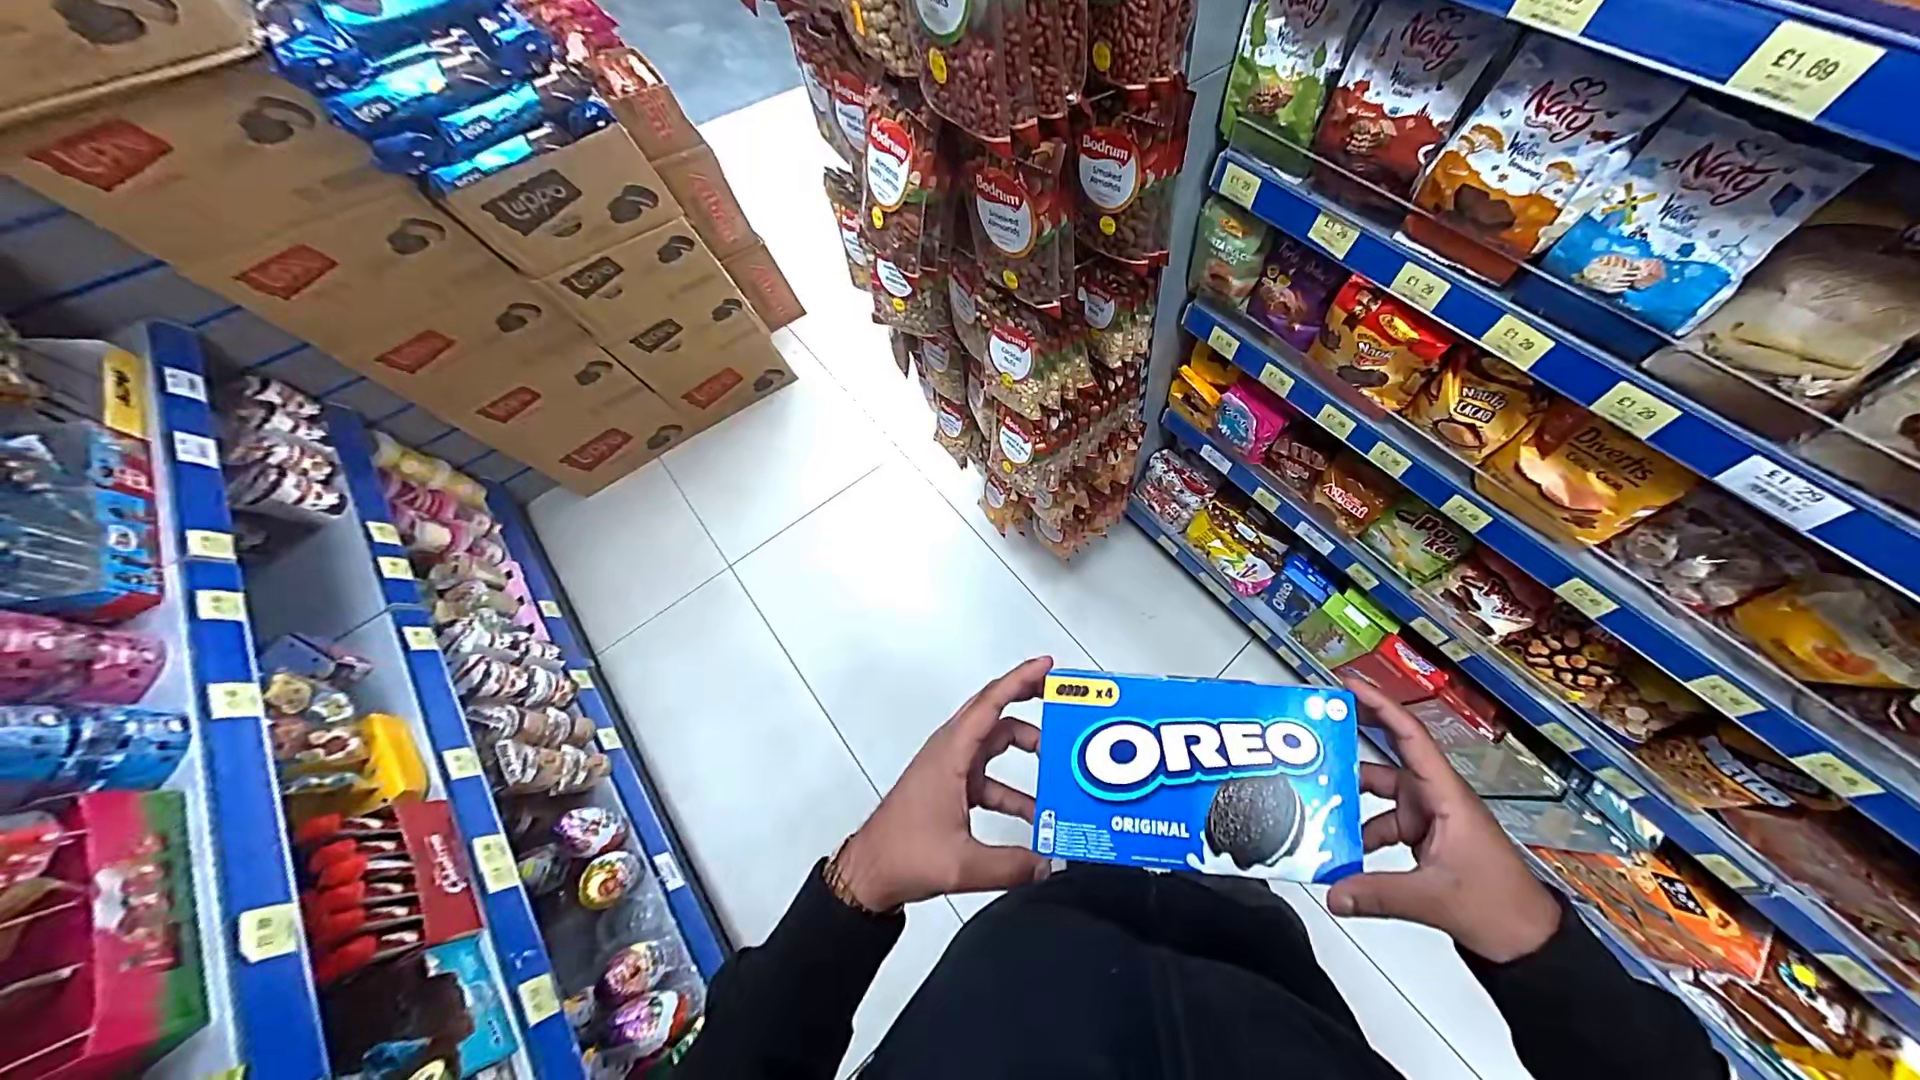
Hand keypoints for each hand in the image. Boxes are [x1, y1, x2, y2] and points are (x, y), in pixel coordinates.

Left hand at [834, 657, 1051, 910]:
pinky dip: (1013, 785)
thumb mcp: (963, 863)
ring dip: (1025, 747)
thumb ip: (1011, 865)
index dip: (1021, 679)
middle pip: (993, 710)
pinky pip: (990, 773)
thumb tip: (1044, 863)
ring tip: (1055, 762)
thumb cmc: (899, 852)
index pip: (990, 702)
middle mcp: (949, 751)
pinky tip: (1032, 811)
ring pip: (994, 742)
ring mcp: (950, 766)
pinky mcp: (951, 784)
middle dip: (1027, 698)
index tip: (1045, 667)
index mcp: (950, 753)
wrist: (870, 871)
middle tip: (1057, 697)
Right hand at [1327, 678, 1561, 962]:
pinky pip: (1380, 819)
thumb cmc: (1505, 908)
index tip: (1349, 686)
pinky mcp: (1423, 834)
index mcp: (1446, 796)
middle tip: (1318, 724)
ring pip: (1378, 791)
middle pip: (1386, 756)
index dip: (1379, 705)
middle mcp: (1435, 797)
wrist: (1531, 943)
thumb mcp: (1434, 898)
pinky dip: (1359, 828)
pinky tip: (1341, 842)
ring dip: (1350, 794)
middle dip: (1352, 738)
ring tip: (1317, 795)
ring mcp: (1428, 815)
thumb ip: (1377, 893)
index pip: (1410, 736)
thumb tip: (1334, 890)